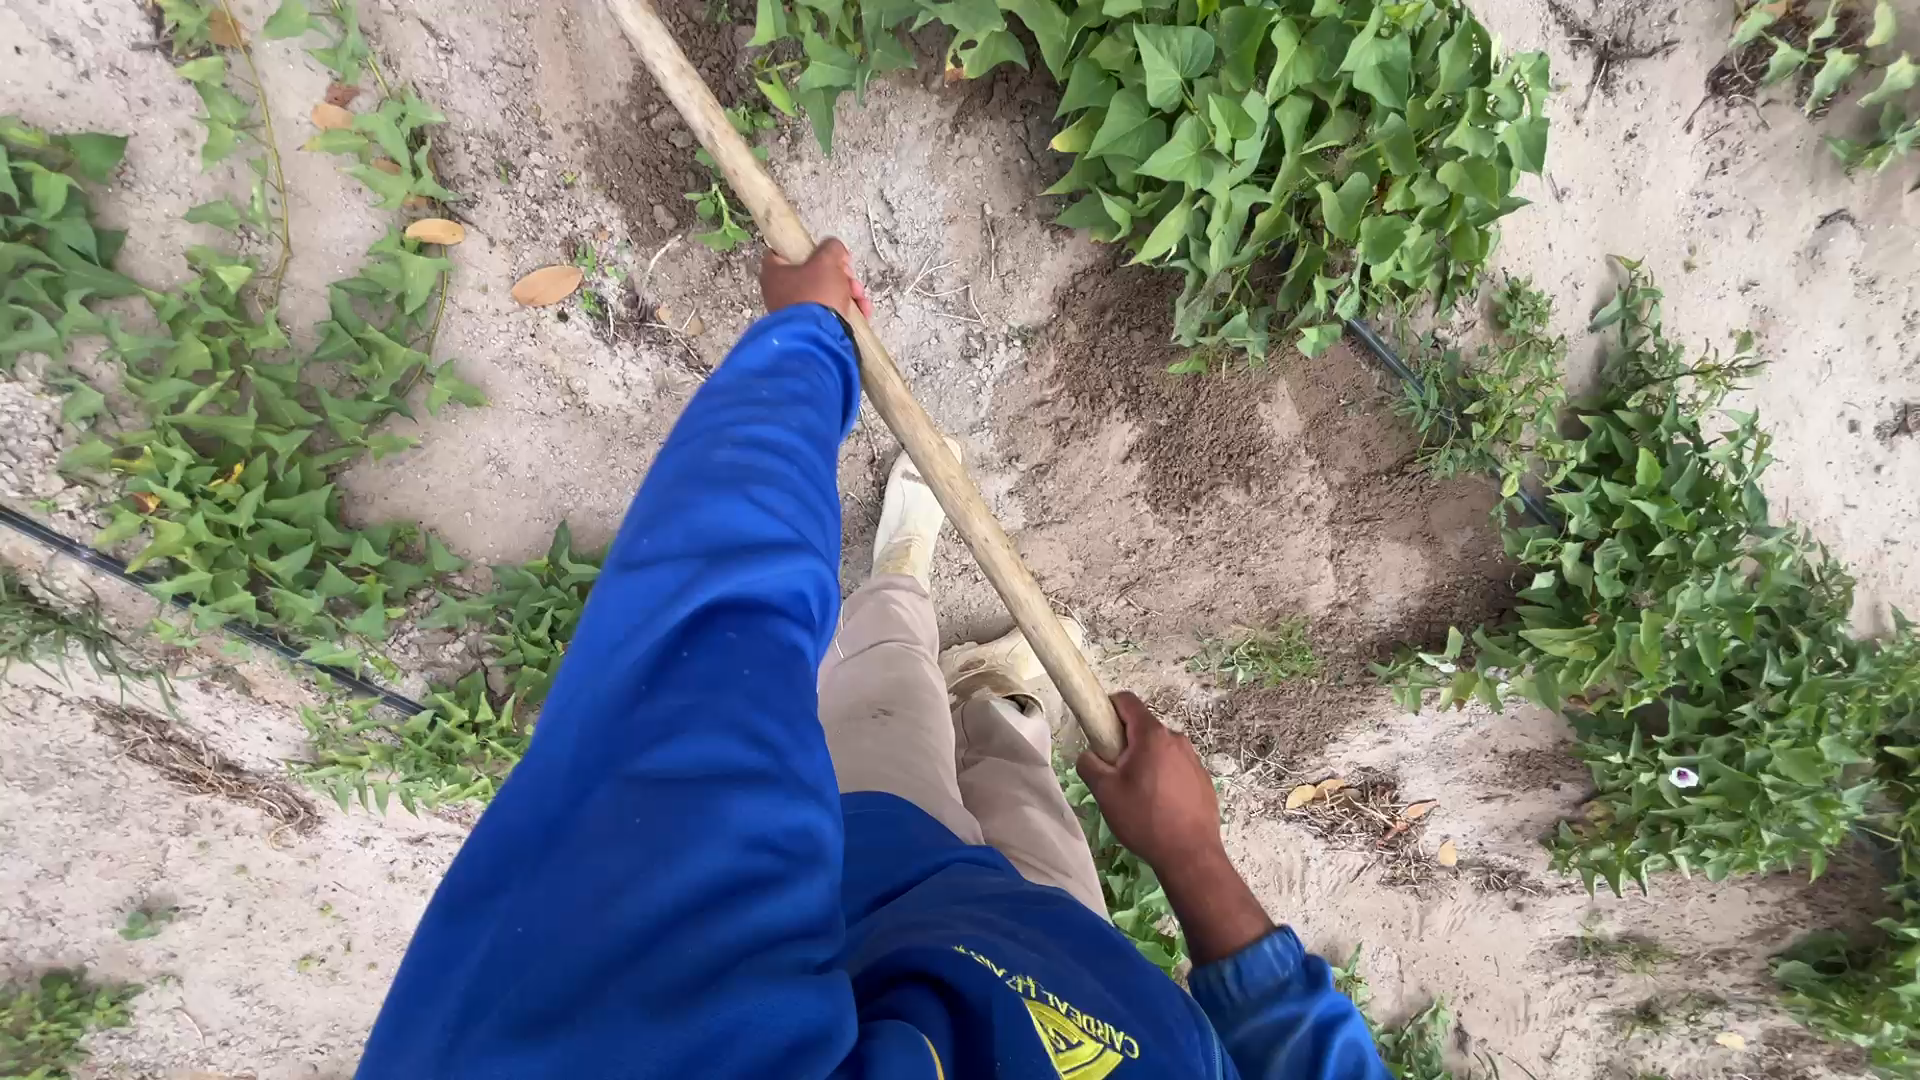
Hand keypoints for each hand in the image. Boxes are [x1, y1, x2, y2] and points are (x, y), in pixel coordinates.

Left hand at [759, 237, 872, 319]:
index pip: (785, 252)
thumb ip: (832, 248)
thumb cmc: (816, 296)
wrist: (820, 339)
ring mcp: (795, 314)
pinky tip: (862, 312)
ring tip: (860, 299)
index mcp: (774, 273)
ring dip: (847, 293)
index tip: (827, 254)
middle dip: (838, 275)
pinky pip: (829, 315)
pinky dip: (846, 312)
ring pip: (824, 295)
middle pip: (812, 275)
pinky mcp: (810, 330)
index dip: (808, 249)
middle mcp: (780, 294)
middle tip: (849, 278)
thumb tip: (836, 250)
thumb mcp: (827, 261)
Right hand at [1076, 692, 1222, 875]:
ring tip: (1138, 794)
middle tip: (1116, 773)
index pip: (1127, 701)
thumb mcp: (1105, 792)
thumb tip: (1090, 756)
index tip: (1099, 730)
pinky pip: (1176, 767)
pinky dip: (1164, 776)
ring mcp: (1194, 759)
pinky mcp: (1203, 779)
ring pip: (1160, 748)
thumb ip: (1089, 764)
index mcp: (1152, 736)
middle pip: (1143, 727)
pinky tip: (1160, 806)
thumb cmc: (1144, 819)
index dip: (1108, 708)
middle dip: (1125, 743)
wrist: (1191, 856)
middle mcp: (1176, 740)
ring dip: (1145, 761)